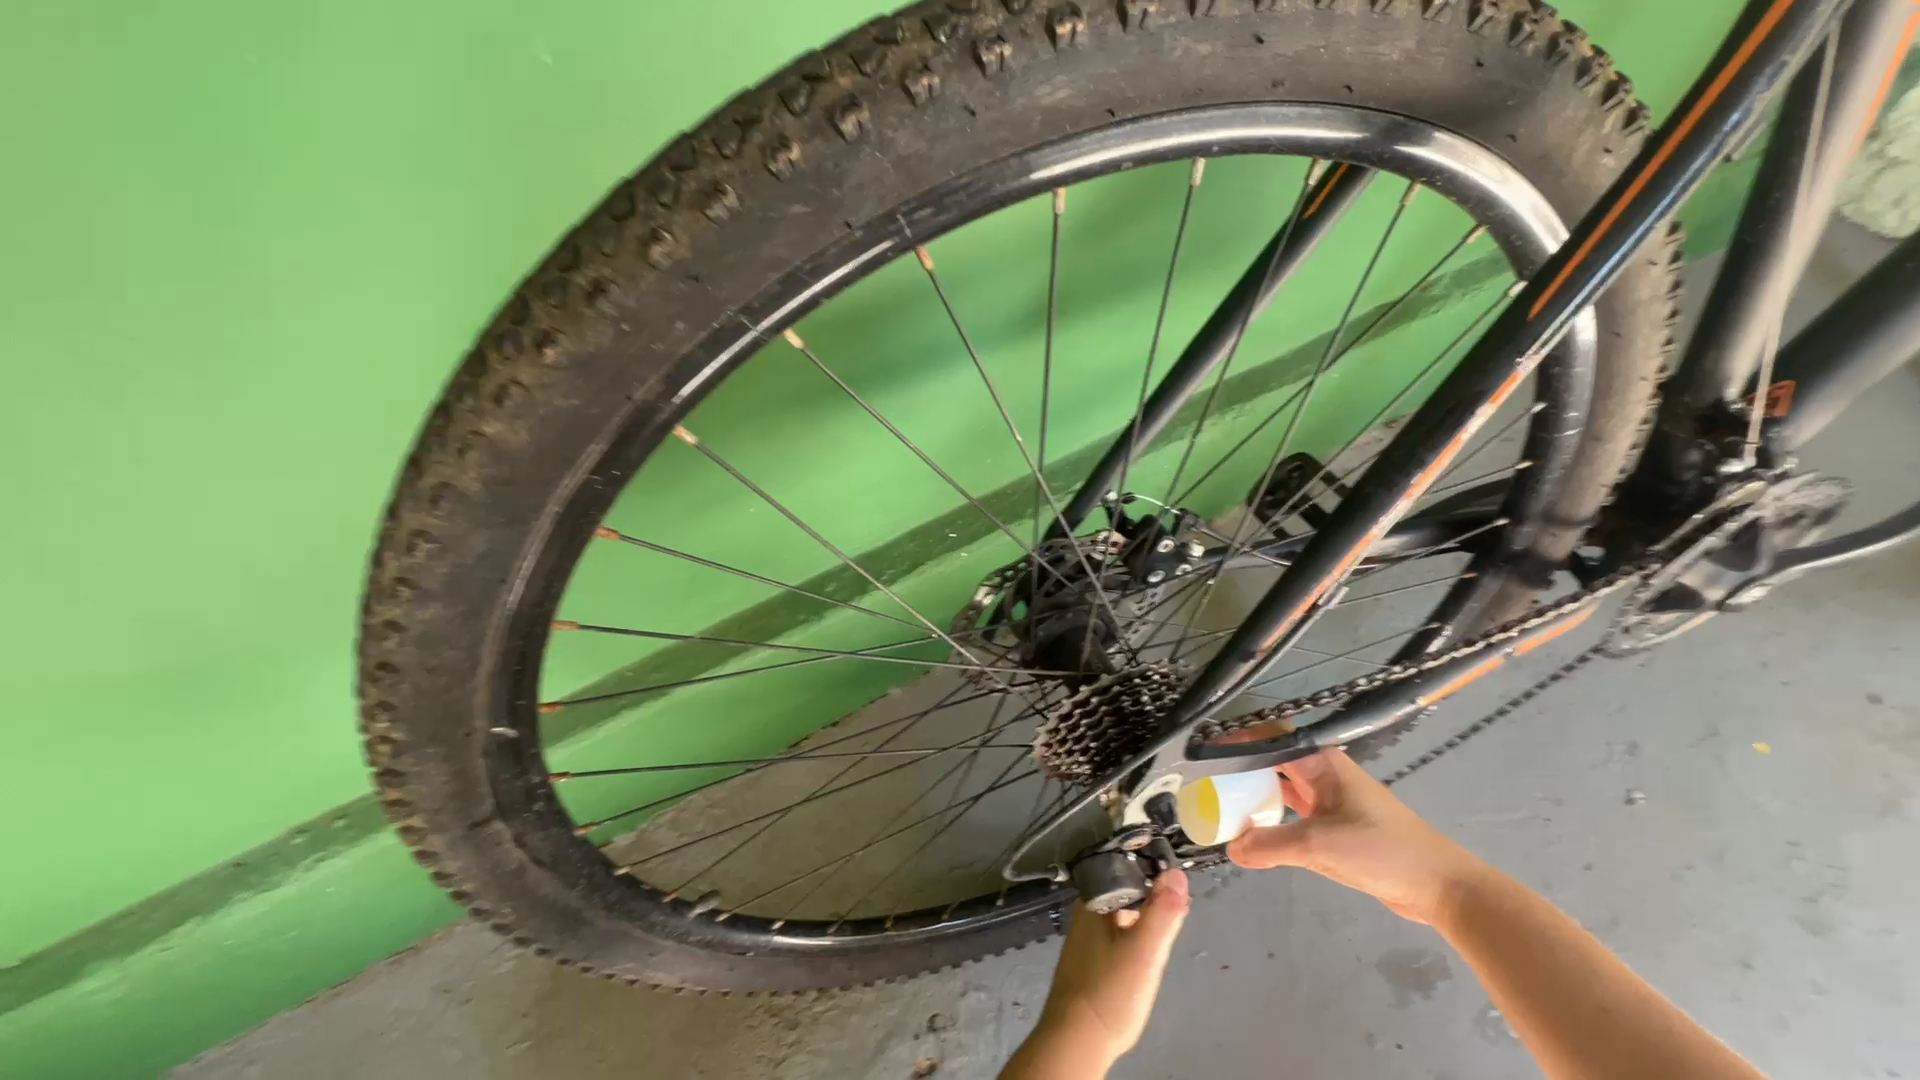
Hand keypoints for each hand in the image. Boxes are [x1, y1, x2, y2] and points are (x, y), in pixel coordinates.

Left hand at [1003, 870, 1189, 1078]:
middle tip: (1176, 913)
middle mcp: (1084, 912)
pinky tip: (1144, 956)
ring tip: (1164, 934)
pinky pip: (1116, 935)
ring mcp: (1084, 936)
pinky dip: (1134, 939)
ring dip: (1144, 920)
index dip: (1154, 874)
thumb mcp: (1145, 951)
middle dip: (1152, 899)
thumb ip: (1162, 912)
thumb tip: (1176, 873)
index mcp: (1092, 900)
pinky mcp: (1088, 959)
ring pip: (1121, 915)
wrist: (1076, 1040)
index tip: (1177, 889)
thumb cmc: (1110, 991)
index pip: (1126, 870)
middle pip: (1125, 892)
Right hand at [1225, 749, 1485, 923]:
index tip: (1206, 750)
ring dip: (1255, 794)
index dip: (1238, 738)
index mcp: (1322, 763)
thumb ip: (1270, 845)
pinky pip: (1294, 814)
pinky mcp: (1337, 826)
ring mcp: (1332, 801)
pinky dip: (1272, 819)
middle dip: (1240, 767)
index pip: (1271, 736)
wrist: (1440, 886)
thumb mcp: (1319, 846)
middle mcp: (1324, 775)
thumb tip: (1232, 848)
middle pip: (1273, 760)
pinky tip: (1254, 832)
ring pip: (1283, 788)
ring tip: (1222, 803)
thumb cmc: (1383, 851)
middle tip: (1207, 781)